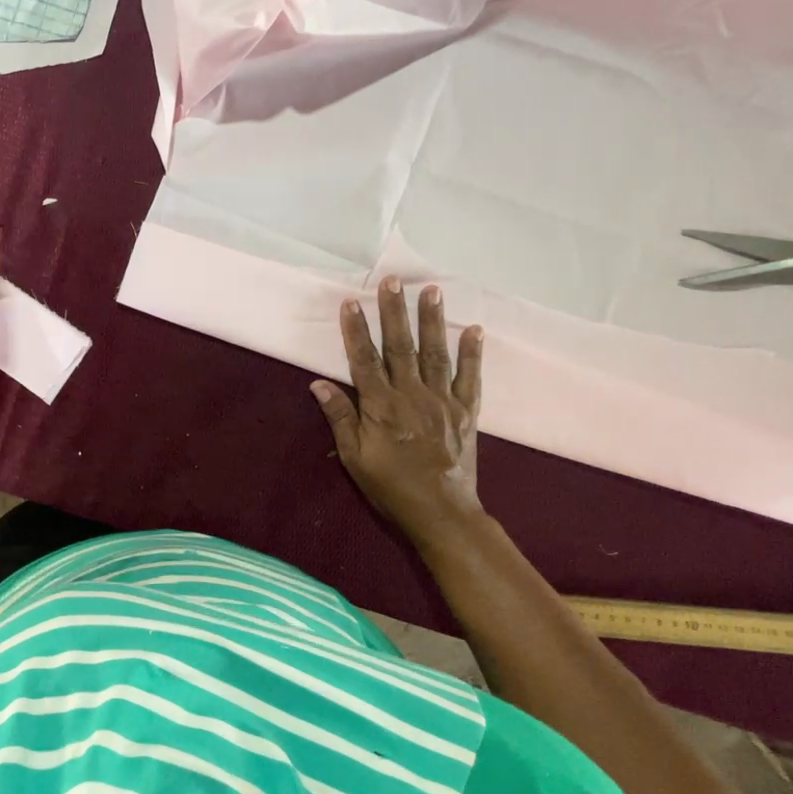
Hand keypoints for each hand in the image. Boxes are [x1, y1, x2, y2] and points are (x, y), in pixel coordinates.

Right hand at [310, 276, 485, 548]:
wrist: (441, 512)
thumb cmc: (389, 486)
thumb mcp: (354, 457)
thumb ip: (339, 417)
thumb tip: (319, 384)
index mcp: (381, 407)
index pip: (364, 360)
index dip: (356, 331)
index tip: (351, 302)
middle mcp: (412, 396)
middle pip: (400, 347)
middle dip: (394, 313)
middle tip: (393, 281)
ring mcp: (442, 401)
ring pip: (434, 353)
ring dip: (431, 321)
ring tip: (431, 291)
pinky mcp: (465, 411)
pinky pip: (469, 377)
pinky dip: (472, 353)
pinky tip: (473, 329)